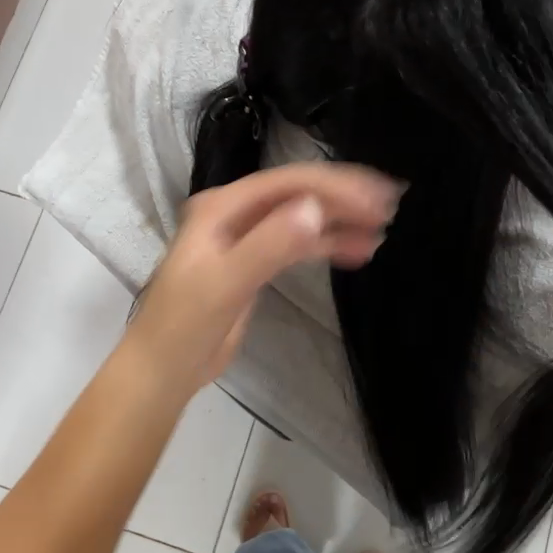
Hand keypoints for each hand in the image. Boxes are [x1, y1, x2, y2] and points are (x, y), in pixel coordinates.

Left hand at [125, 163, 398, 389]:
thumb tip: (315, 210)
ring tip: (381, 227)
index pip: (287, 184)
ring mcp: (244, 239)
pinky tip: (357, 250)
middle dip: (342, 198)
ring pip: (301, 219)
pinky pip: (297, 245)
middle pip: (297, 195)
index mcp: (221, 208)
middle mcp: (233, 215)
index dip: (333, 186)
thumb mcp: (226, 283)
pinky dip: (326, 245)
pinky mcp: (254, 266)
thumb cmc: (185, 325)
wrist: (164, 369)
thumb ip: (268, 246)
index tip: (375, 198)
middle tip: (388, 206)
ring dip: (339, 221)